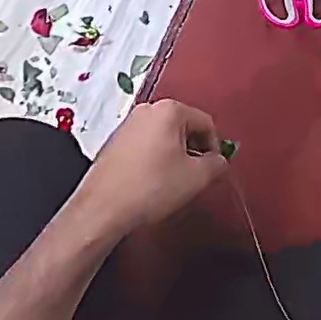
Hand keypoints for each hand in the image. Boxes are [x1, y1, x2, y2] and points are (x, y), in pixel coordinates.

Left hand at [69, 100, 226, 239]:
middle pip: (185, 127)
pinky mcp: (115, 141)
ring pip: (165, 136)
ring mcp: (128, 124)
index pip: (206, 124)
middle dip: (194, 150)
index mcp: (169, 110)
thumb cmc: (151, 187)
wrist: (101, 209)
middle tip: (193, 176)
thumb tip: (219, 162)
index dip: (214, 148)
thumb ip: (218, 164)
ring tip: (172, 181)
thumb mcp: (197, 177)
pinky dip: (156, 158)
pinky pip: (147, 144)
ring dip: (175, 155)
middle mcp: (148, 110)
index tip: (211, 169)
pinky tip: (153, 181)